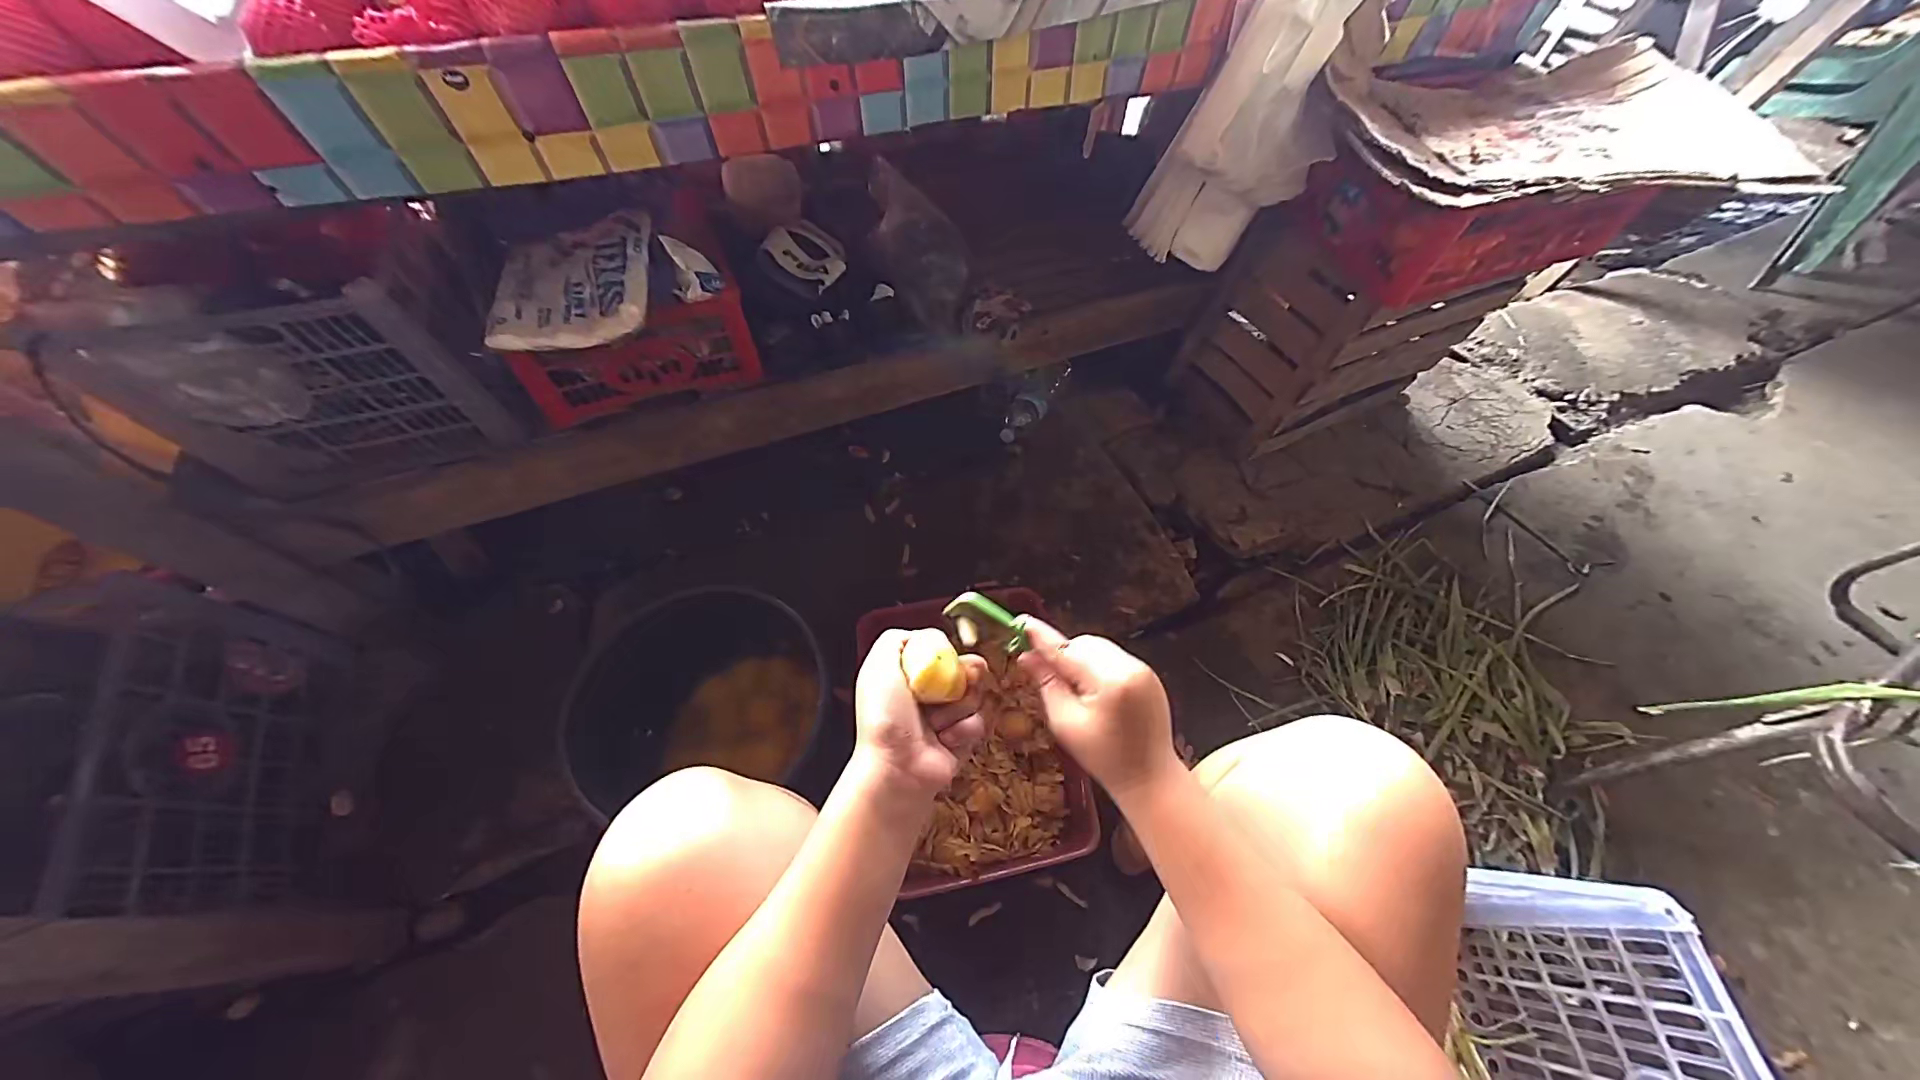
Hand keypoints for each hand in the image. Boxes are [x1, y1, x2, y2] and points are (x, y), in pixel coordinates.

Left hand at [853, 629, 988, 795]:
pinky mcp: (963, 736)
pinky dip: (964, 729)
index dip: (947, 653)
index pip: (942, 649)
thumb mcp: (879, 664)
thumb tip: (925, 634)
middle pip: (966, 668)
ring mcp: (947, 714)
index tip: (944, 660)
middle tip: (949, 689)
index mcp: (909, 673)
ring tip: (935, 725)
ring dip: (957, 708)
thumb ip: (897, 639)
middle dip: (962, 677)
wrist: (897, 768)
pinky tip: (945, 740)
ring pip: (976, 694)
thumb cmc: (884, 718)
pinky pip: (980, 721)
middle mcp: (929, 691)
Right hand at [1016, 618, 1180, 798]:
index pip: (1066, 650)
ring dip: (1079, 658)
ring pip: (1097, 647)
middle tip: (1044, 671)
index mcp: (1109, 681)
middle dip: (1063, 654)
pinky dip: (1096, 666)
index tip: (1022, 623)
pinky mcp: (1147, 675)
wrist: (1149, 777)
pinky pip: (1113, 657)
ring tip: (1073, 688)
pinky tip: (1092, 690)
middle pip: (1083, 643)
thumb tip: (1027, 657)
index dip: (1041, 637)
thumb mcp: (1065, 723)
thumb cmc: (1105, 758)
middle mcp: (1130, 668)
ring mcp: (1142, 669)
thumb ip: (1047, 684)